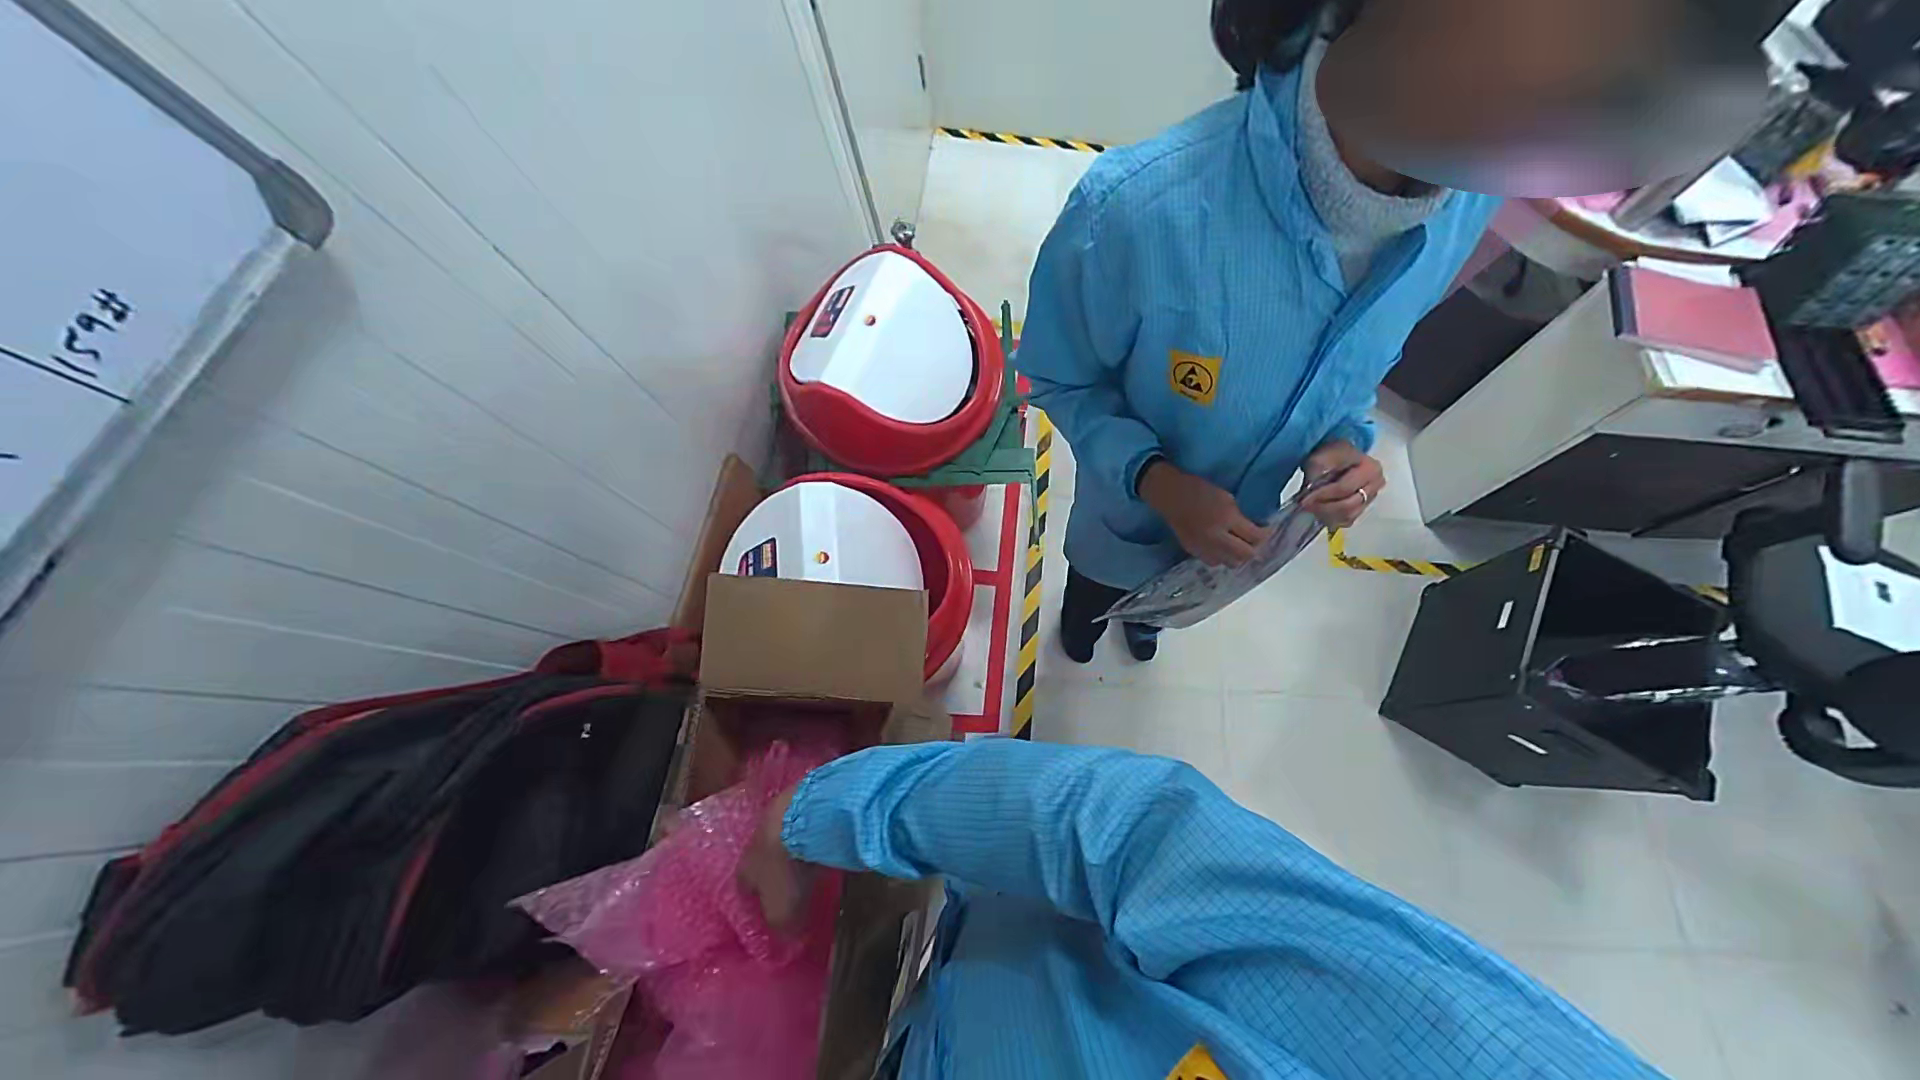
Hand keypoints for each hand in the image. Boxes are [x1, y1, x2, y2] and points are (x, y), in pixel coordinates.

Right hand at [737, 784, 813, 933]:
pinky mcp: (801, 796)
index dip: (756, 899)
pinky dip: (812, 828)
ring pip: (782, 835)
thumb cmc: (787, 869)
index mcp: (745, 867)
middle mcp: (755, 839)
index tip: (769, 908)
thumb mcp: (783, 911)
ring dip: (794, 845)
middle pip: (762, 857)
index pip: (744, 886)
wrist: (806, 814)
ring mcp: (778, 814)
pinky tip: (824, 835)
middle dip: (776, 868)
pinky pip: (804, 818)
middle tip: (792, 880)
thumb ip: (783, 928)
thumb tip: (789, 939)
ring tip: (810, 857)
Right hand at [1139, 461, 1272, 566]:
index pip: (1255, 536)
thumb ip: (1240, 516)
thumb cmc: (1198, 490)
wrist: (1170, 495)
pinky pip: (1215, 562)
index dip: (1266, 534)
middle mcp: (1215, 536)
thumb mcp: (1226, 497)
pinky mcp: (1193, 551)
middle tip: (1255, 540)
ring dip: (1238, 556)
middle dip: (1254, 548)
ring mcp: (1203, 547)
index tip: (1267, 530)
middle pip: (1245, 555)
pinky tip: (1222, 547)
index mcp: (1226, 518)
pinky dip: (1222, 557)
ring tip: (1238, 545)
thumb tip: (1254, 529)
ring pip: (1230, 563)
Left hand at [1300, 440, 1385, 528]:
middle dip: (1324, 508)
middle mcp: (1376, 485)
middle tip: (1305, 506)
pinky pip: (1348, 520)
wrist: (1340, 456)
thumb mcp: (1321, 456)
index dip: (1323, 495)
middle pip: (1349, 505)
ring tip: (1310, 509)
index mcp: (1370, 469)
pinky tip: (1319, 513)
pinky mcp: (1363, 508)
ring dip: (1327, 515)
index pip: (1344, 488)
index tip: (1304, 499)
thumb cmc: (1331, 453)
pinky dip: (1332, 519)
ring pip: (1349, 516)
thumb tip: (1310, 489)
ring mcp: (1371, 498)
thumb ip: (1317, 471)